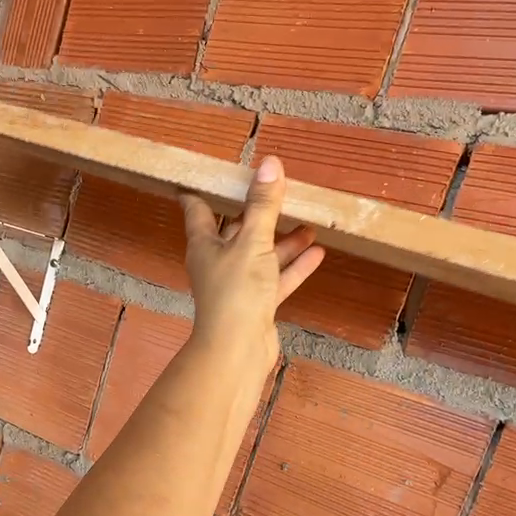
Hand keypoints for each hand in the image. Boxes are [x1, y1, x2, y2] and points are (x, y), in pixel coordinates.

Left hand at [179, 156, 325, 367]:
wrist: (237, 350)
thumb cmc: (236, 293)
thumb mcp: (252, 242)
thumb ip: (263, 205)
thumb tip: (269, 165)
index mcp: (205, 245)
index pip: (199, 209)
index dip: (205, 189)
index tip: (212, 171)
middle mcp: (217, 263)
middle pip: (237, 231)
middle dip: (258, 213)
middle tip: (278, 191)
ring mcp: (237, 285)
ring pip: (261, 255)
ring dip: (283, 241)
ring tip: (308, 222)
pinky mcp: (256, 304)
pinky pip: (276, 279)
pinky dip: (293, 266)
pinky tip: (316, 253)